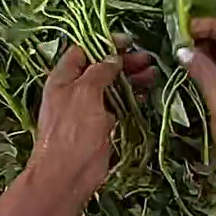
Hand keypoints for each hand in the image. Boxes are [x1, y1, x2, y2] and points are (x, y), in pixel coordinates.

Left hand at [26, 44, 155, 205]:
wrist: (68, 173)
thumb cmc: (73, 130)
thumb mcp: (85, 92)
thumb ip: (100, 72)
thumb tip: (113, 58)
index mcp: (63, 78)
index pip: (83, 50)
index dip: (104, 42)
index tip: (129, 41)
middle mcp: (74, 90)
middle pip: (100, 68)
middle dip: (123, 61)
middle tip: (147, 59)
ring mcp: (88, 108)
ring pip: (111, 86)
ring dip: (130, 79)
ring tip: (152, 74)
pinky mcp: (100, 124)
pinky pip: (117, 105)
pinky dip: (130, 98)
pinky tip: (145, 94)